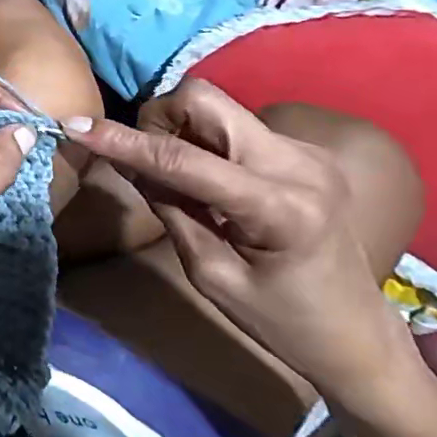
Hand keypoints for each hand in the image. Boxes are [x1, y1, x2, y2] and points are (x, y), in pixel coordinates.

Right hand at [66, 77, 408, 402]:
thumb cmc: (282, 323)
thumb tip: (128, 160)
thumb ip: (169, 208)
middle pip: (204, 99)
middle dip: (160, 118)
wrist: (360, 337)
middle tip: (146, 158)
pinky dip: (204, 141)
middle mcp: (297, 162)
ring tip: (178, 177)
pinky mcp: (302, 149)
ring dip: (181, 129)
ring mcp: (305, 149)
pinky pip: (233, 124)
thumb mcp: (210, 274)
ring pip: (216, 106)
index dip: (124, 140)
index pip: (182, 158)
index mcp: (279, 207)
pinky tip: (209, 181)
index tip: (76, 124)